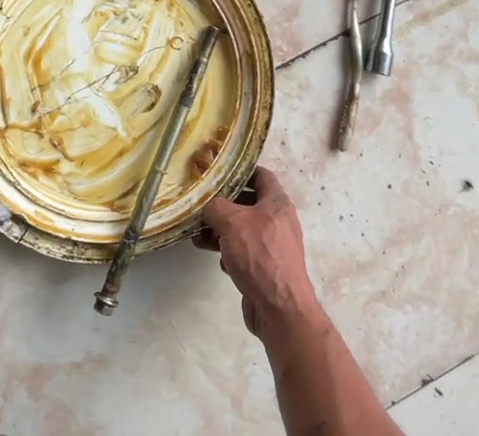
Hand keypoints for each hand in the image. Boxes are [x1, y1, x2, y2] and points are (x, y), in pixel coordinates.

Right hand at [195, 166, 323, 339]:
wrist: (279, 307)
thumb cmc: (258, 255)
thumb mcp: (231, 222)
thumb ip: (215, 207)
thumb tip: (208, 207)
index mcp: (277, 203)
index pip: (261, 175)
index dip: (240, 170)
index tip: (217, 172)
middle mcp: (278, 221)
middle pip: (248, 203)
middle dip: (222, 205)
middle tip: (200, 207)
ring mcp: (273, 246)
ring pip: (242, 230)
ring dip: (220, 231)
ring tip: (198, 237)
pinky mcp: (266, 268)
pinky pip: (244, 252)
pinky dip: (230, 252)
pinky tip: (218, 260)